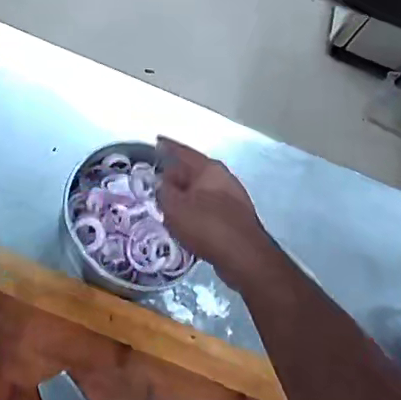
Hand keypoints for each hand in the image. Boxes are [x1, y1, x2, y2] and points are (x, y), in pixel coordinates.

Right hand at [157, 137, 282, 291]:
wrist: (245, 258)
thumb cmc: (207, 225)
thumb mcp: (174, 207)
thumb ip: (163, 192)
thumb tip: (160, 184)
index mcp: (209, 169)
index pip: (183, 152)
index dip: (167, 147)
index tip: (156, 141)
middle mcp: (223, 179)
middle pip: (193, 171)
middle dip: (175, 175)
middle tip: (156, 181)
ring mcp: (232, 199)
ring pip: (201, 191)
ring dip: (185, 195)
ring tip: (166, 203)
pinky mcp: (235, 220)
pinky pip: (208, 208)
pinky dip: (195, 211)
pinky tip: (185, 222)